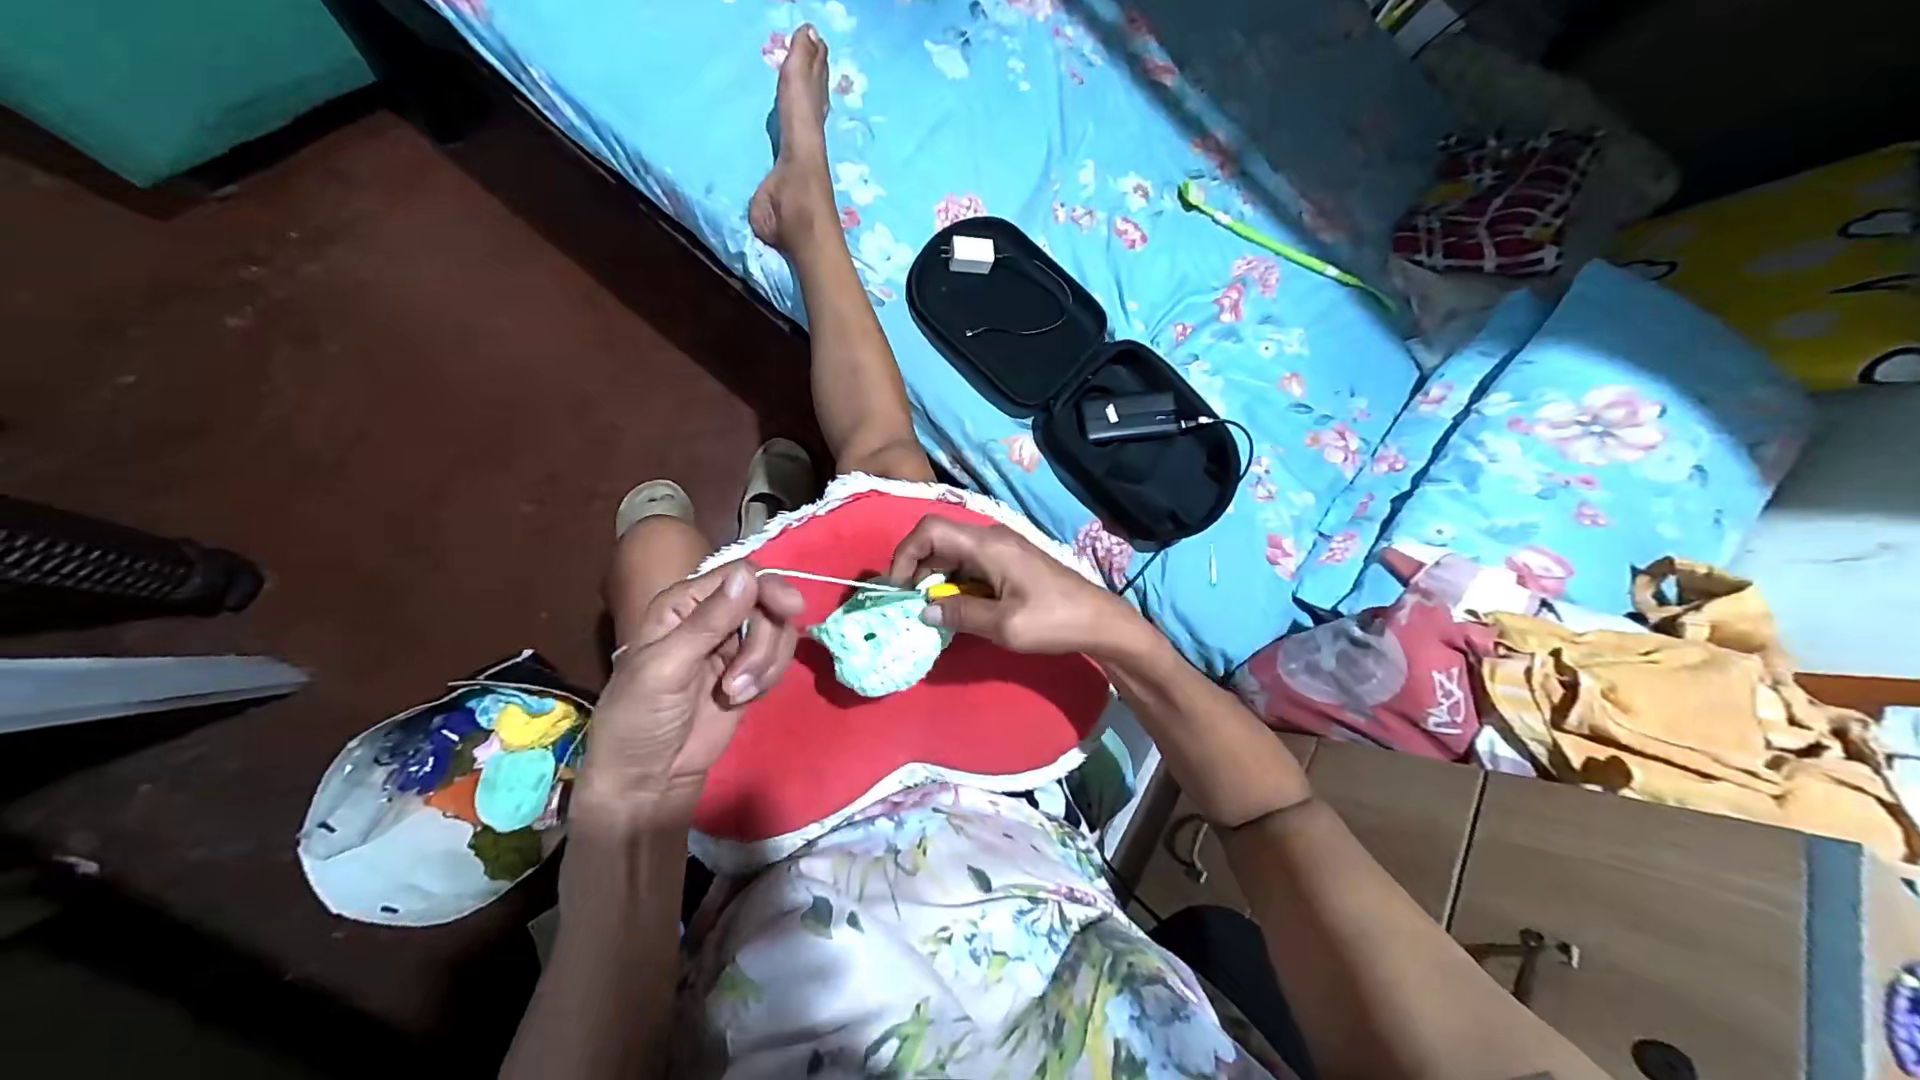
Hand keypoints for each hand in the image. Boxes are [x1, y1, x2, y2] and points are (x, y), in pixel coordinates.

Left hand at [576, 561, 802, 830]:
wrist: (646, 781)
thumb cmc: (638, 720)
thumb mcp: (666, 668)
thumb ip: (708, 622)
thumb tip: (748, 576)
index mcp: (683, 604)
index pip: (740, 575)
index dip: (768, 587)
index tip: (789, 610)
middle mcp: (712, 617)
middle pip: (767, 603)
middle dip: (764, 641)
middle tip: (742, 679)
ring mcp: (733, 647)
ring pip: (778, 631)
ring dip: (767, 663)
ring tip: (737, 694)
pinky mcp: (749, 673)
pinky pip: (778, 659)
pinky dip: (771, 676)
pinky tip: (743, 698)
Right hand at [887, 515, 1151, 658]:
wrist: (1098, 620)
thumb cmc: (1053, 620)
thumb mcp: (1003, 625)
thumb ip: (959, 614)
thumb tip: (923, 610)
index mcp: (988, 545)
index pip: (930, 530)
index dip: (905, 553)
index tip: (898, 586)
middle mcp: (991, 538)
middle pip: (939, 539)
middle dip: (917, 567)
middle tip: (910, 602)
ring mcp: (1002, 548)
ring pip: (952, 552)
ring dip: (935, 576)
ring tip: (929, 608)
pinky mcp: (1009, 561)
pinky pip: (969, 563)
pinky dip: (954, 580)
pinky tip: (955, 605)